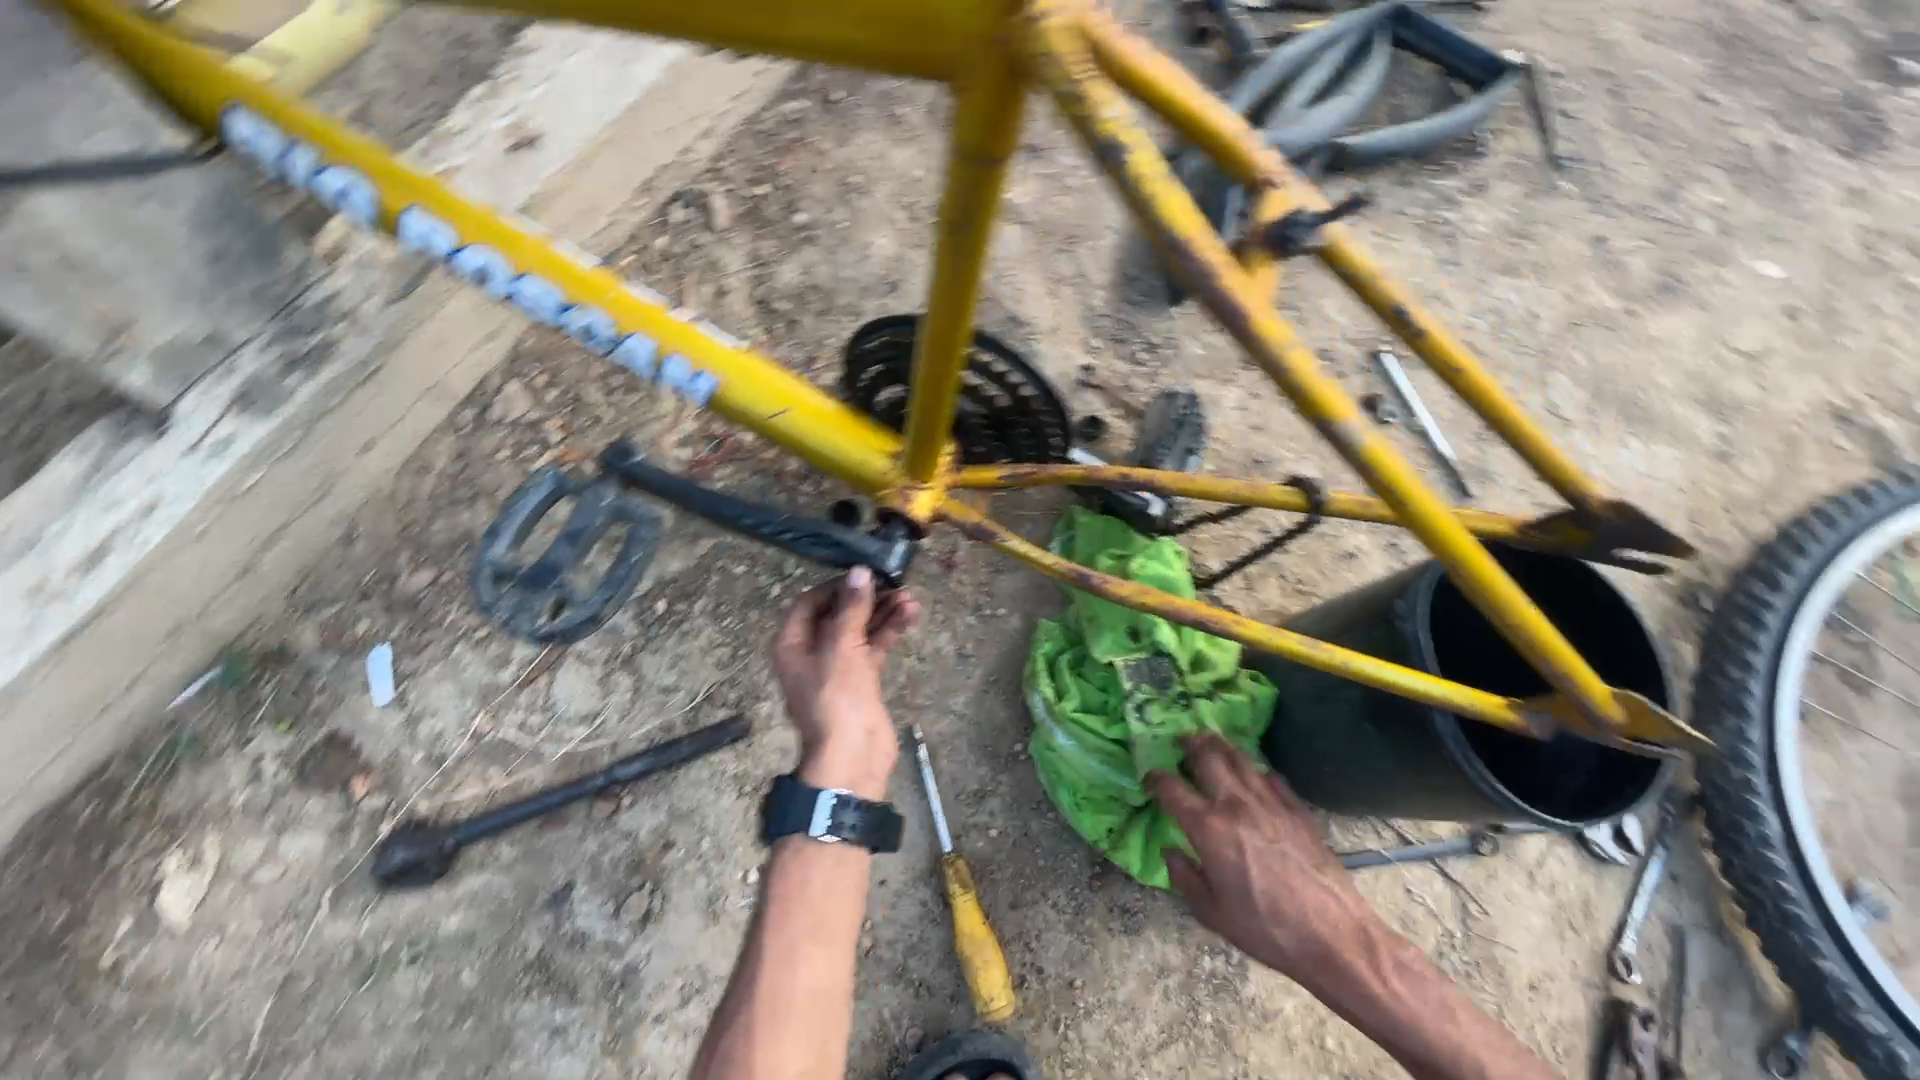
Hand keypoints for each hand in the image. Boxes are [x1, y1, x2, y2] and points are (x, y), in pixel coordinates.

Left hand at [772, 567, 921, 799]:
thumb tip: (859, 571)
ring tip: (910, 599)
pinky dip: (889, 633)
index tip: (864, 574)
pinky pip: (873, 648)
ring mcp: (837, 667)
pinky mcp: (861, 680)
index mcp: (793, 643)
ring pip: (860, 630)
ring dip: (883, 614)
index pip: (811, 602)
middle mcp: (812, 652)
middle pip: (838, 614)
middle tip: (894, 584)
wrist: (852, 756)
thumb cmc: (837, 698)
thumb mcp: (842, 647)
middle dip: (867, 599)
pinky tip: (910, 617)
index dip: (836, 586)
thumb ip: (852, 608)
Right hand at [1150, 733, 1374, 989]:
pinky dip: (1257, 770)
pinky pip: (1273, 778)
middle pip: (1208, 758)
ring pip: (1241, 759)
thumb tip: (1170, 851)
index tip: (1149, 776)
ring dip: (1221, 746)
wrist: (1332, 935)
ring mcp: (1271, 803)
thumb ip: (1184, 877)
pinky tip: (1255, 773)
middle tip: (1181, 739)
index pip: (1172, 789)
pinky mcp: (1298, 810)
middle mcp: (1236, 805)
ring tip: (1212, 741)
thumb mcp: (1211, 913)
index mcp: (1208, 829)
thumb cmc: (1265, 929)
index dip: (1155, 778)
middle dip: (1190, 744)